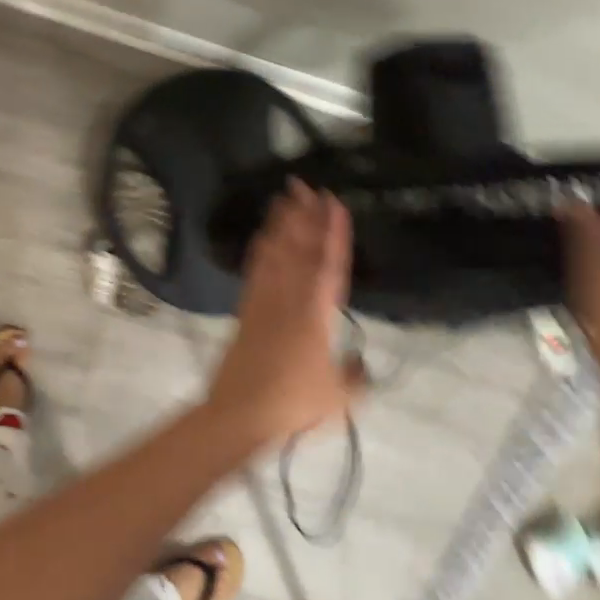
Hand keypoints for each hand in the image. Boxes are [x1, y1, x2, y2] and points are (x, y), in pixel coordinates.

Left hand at [205, 179, 364, 444]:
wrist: (239, 412)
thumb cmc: (293, 404)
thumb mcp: (338, 398)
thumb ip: (354, 378)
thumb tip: (360, 366)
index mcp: (317, 315)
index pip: (329, 265)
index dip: (333, 233)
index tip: (335, 204)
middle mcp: (290, 299)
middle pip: (299, 249)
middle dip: (305, 216)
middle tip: (307, 186)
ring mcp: (265, 302)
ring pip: (276, 254)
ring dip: (282, 224)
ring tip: (286, 198)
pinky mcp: (246, 310)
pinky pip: (256, 270)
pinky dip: (262, 248)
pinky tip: (263, 235)